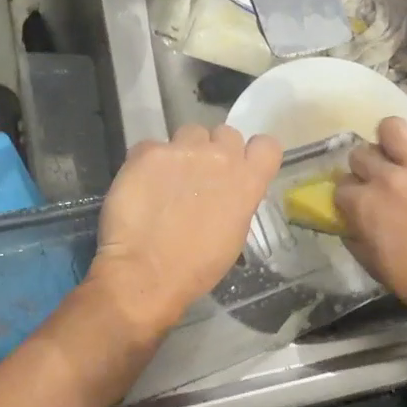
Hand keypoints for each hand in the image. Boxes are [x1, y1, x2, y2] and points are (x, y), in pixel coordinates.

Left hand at [87, 124, 282, 340]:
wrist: (145, 273)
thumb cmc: (196, 267)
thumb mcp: (234, 234)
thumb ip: (237, 199)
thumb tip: (227, 189)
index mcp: (247, 181)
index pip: (266, 145)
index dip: (252, 152)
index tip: (240, 165)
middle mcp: (220, 157)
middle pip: (225, 133)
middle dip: (213, 150)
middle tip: (197, 176)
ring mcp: (183, 150)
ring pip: (188, 133)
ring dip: (182, 151)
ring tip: (166, 179)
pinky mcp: (148, 151)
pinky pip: (151, 146)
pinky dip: (147, 163)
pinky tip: (140, 187)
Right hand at [334, 117, 406, 325]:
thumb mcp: (372, 264)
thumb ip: (355, 237)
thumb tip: (347, 221)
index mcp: (363, 205)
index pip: (341, 185)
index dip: (349, 194)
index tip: (359, 201)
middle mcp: (387, 178)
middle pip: (361, 153)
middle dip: (366, 167)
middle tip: (380, 179)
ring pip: (392, 127)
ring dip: (391, 140)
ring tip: (401, 154)